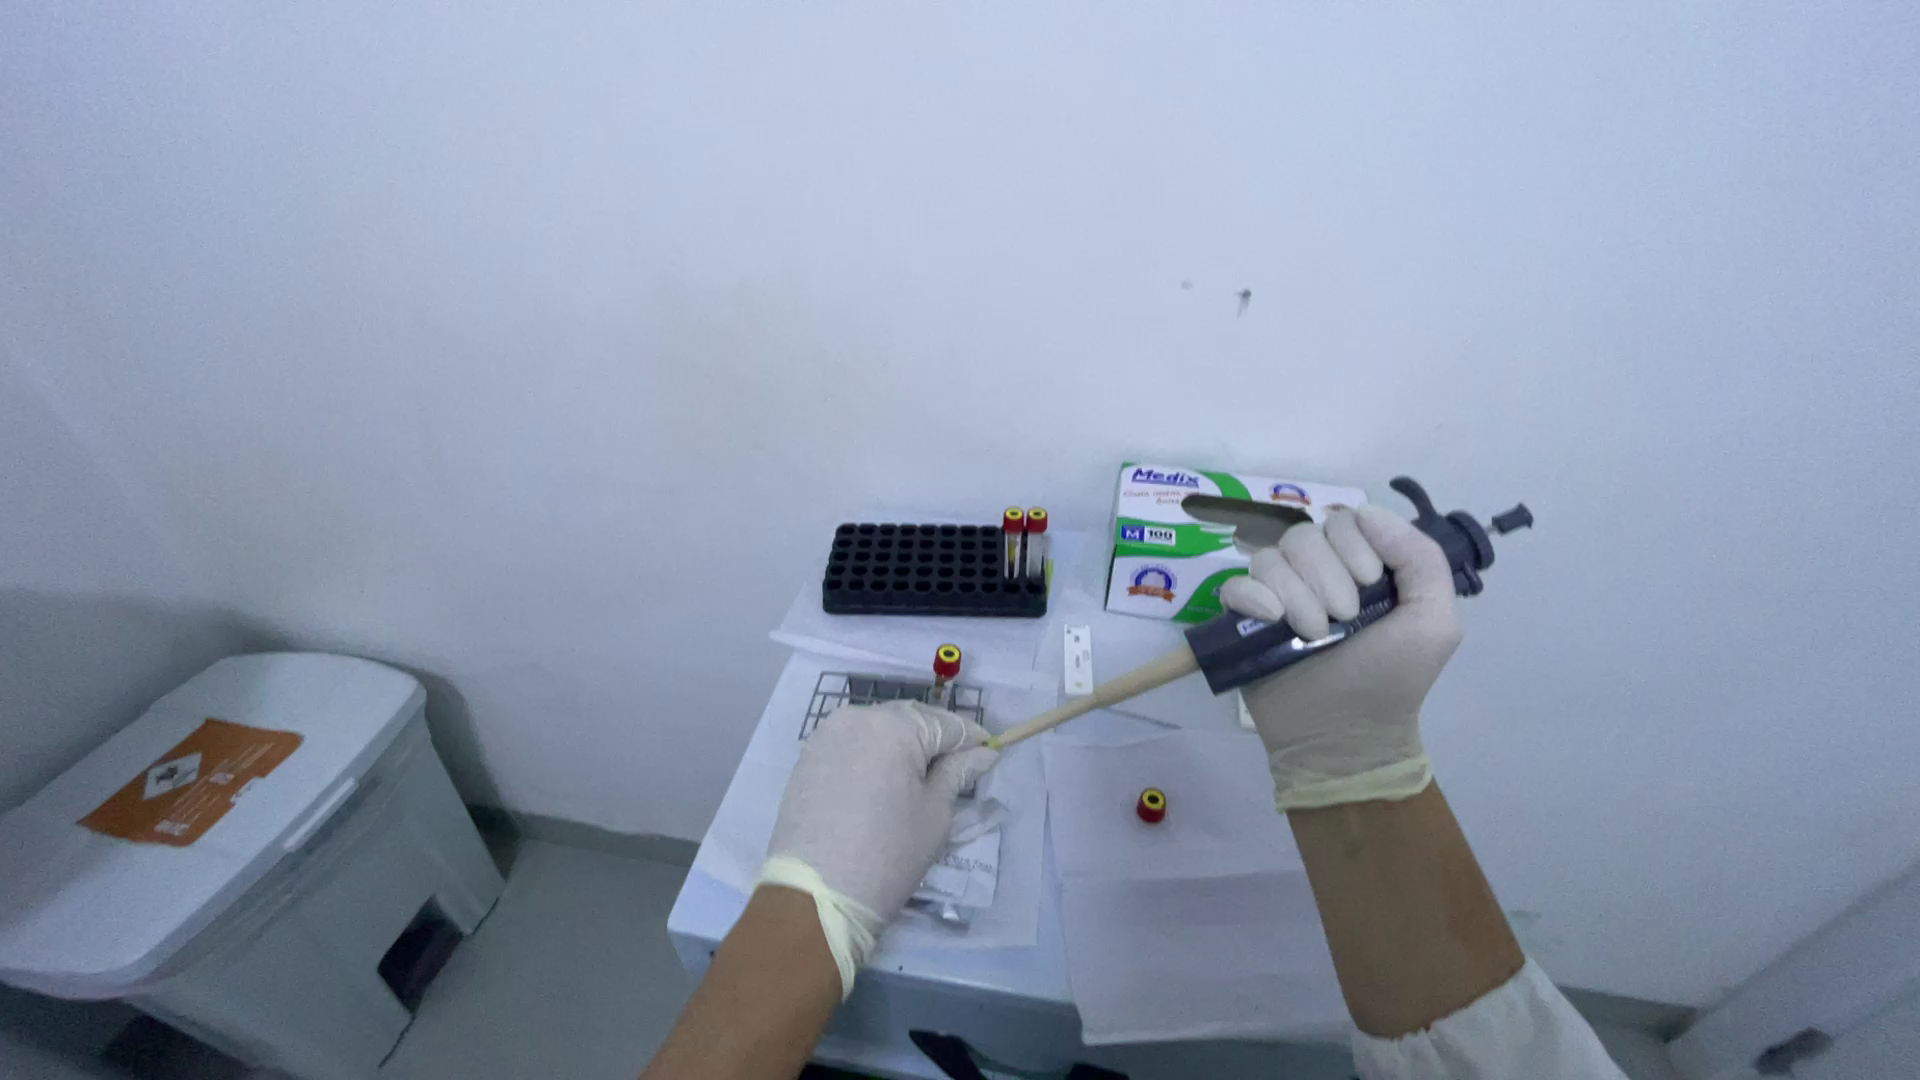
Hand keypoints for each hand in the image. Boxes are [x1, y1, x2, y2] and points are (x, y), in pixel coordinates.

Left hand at [760, 700, 998, 995]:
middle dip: (935, 741)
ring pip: (879, 729)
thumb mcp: (935, 814)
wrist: (813, 897)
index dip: (972, 739)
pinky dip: (872, 756)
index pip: (947, 724)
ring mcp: (827, 734)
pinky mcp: (808, 756)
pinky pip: (853, 744)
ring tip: (919, 778)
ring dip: (902, 746)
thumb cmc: (887, 855)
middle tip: (957, 768)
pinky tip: (882, 783)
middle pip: (911, 720)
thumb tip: (983, 754)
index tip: (989, 754)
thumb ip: (959, 773)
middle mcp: (858, 716)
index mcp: (895, 725)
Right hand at [1218, 504, 1462, 810]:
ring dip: (1295, 595)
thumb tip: (1367, 512)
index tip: (1370, 584)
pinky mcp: (1244, 618)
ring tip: (1312, 634)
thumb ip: (1420, 560)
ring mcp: (1276, 595)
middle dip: (1326, 577)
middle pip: (1303, 536)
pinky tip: (1273, 624)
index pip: (1343, 522)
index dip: (1353, 545)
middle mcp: (1316, 573)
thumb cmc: (1391, 679)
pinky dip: (1253, 599)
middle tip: (1343, 620)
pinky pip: (1235, 585)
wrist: (1342, 734)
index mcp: (1359, 567)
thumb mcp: (1432, 623)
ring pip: (1269, 559)